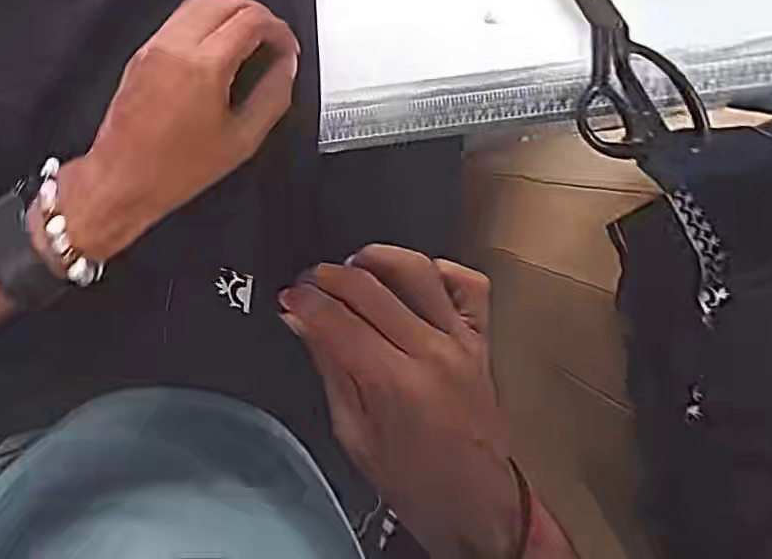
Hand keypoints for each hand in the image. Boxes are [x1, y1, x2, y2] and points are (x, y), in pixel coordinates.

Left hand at [58, 0, 298, 260]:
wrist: (123, 178)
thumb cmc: (172, 169)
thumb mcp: (241, 140)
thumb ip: (272, 97)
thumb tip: (285, 68)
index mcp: (202, 66)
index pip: (251, 20)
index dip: (279, 29)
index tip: (286, 46)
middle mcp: (175, 47)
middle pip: (226, 0)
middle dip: (257, 13)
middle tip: (271, 37)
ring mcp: (154, 47)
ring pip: (199, 2)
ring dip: (229, 12)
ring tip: (246, 39)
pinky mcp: (141, 53)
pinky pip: (178, 18)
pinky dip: (204, 21)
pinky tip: (215, 47)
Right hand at [281, 246, 569, 558]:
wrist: (483, 512)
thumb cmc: (418, 485)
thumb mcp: (355, 434)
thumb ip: (328, 367)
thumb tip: (301, 320)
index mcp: (395, 385)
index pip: (336, 319)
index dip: (303, 300)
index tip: (289, 297)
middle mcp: (431, 355)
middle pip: (367, 286)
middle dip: (326, 276)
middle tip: (309, 283)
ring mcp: (460, 343)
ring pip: (415, 269)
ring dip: (375, 259)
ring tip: (354, 268)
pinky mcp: (480, 340)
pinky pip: (467, 283)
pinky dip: (437, 270)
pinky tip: (410, 279)